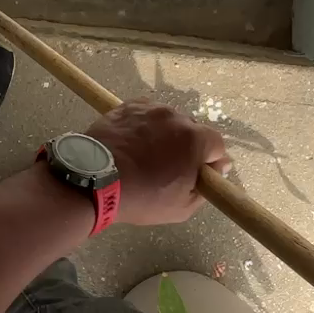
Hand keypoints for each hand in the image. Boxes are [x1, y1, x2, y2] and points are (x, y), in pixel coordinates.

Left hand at [85, 101, 229, 225]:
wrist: (96, 178)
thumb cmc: (143, 196)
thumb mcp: (183, 206)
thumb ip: (205, 186)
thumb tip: (213, 170)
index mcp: (195, 139)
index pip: (217, 145)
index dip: (211, 160)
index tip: (200, 173)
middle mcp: (175, 117)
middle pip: (192, 130)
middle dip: (187, 146)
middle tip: (171, 166)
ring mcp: (150, 108)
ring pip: (167, 121)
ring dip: (164, 134)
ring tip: (148, 154)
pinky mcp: (128, 106)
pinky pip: (146, 114)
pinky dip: (144, 125)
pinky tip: (134, 142)